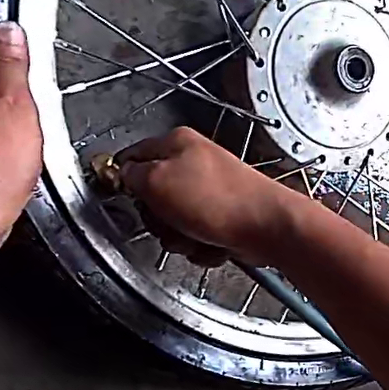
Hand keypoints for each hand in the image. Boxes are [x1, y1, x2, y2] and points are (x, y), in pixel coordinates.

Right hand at [116, 127, 306, 265]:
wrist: (266, 227)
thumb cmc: (219, 200)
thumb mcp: (157, 181)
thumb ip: (132, 175)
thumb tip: (124, 175)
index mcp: (177, 143)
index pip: (132, 157)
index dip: (123, 180)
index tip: (122, 197)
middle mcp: (195, 164)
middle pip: (152, 198)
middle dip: (159, 220)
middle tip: (170, 219)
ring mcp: (210, 193)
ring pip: (173, 225)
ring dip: (181, 238)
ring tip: (197, 233)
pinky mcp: (222, 218)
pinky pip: (195, 238)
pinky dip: (201, 246)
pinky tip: (213, 241)